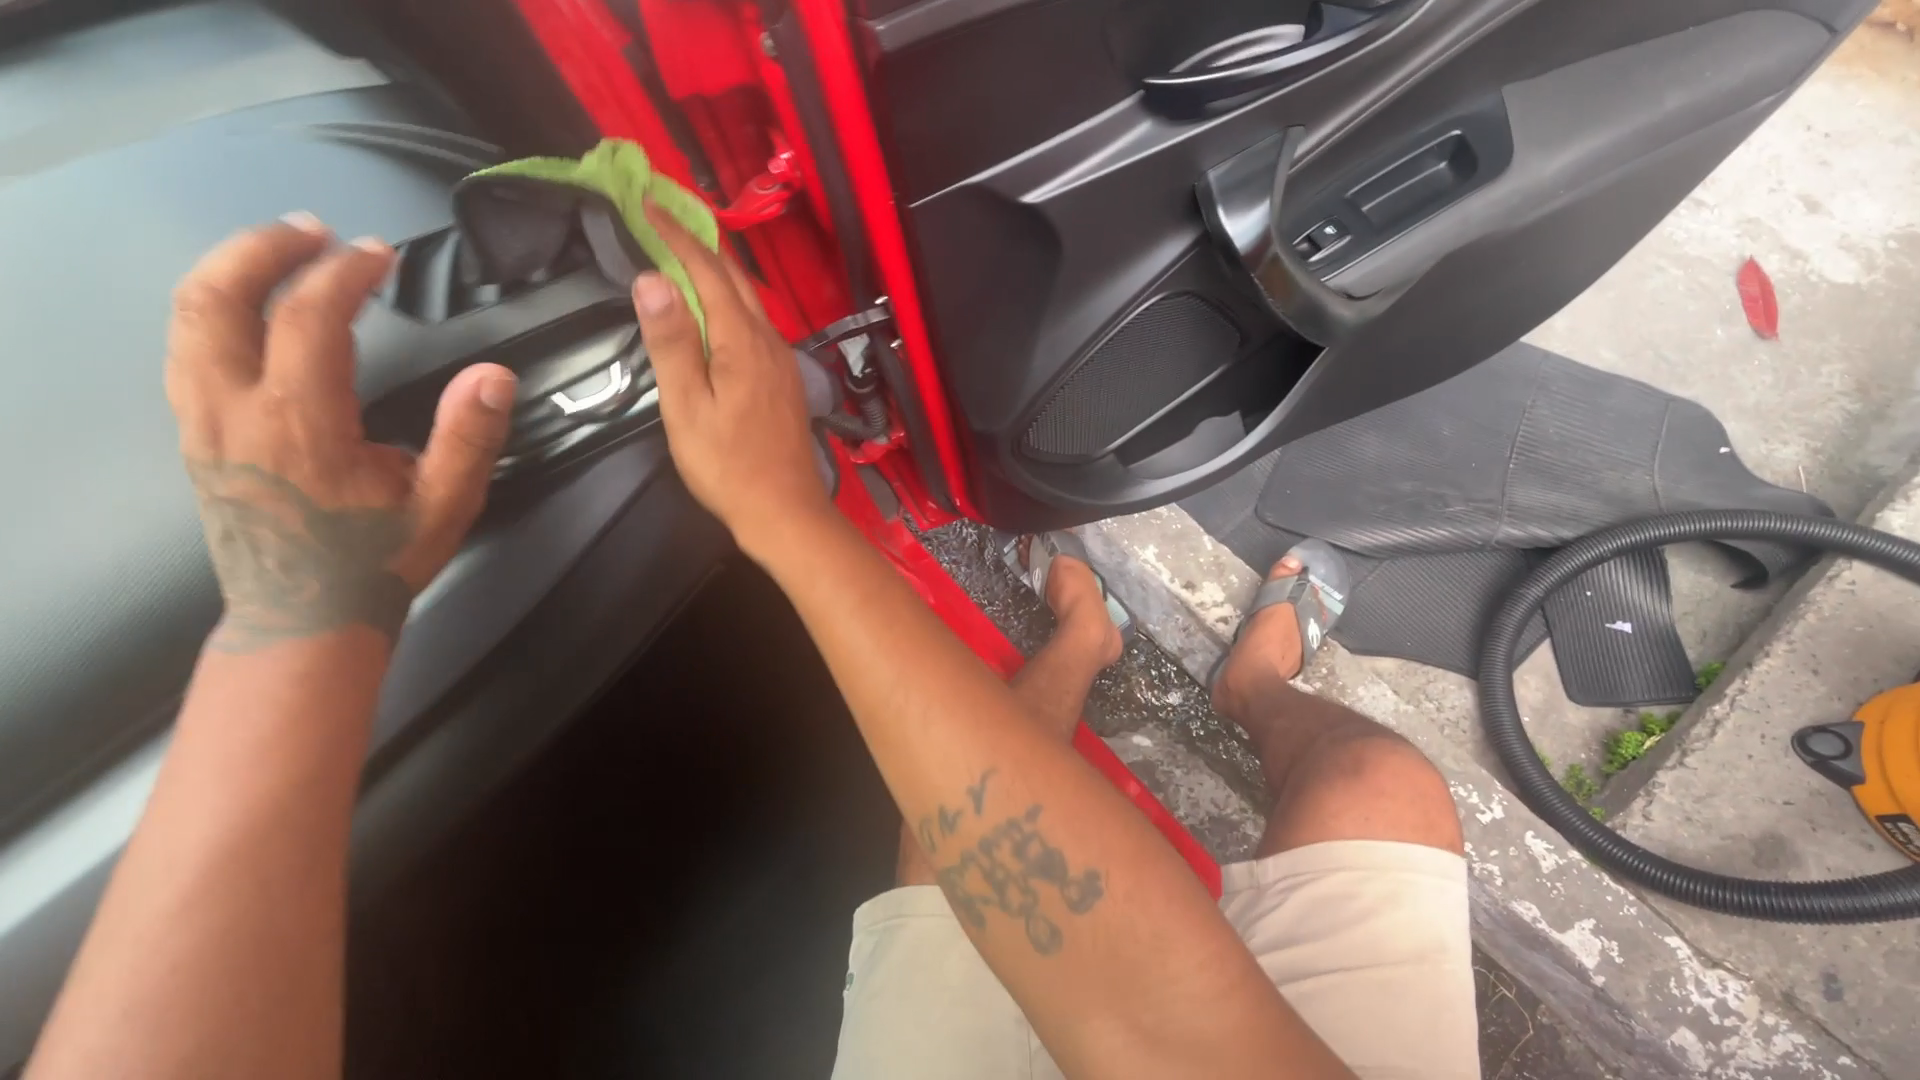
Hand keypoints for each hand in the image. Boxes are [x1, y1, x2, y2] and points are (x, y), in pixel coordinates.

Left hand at [165, 214, 517, 651]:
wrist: (303, 616)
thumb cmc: (378, 559)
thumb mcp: (446, 503)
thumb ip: (469, 436)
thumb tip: (494, 373)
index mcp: (301, 424)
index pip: (309, 319)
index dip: (346, 274)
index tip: (380, 255)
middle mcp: (234, 410)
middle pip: (217, 297)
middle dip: (264, 250)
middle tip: (315, 231)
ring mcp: (201, 420)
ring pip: (188, 318)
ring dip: (232, 271)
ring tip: (281, 254)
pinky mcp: (194, 434)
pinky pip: (187, 348)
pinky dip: (218, 309)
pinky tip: (255, 312)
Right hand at [632, 204, 832, 554]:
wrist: (785, 510)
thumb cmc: (728, 466)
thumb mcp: (687, 407)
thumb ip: (672, 343)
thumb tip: (652, 278)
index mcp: (741, 342)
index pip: (707, 272)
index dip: (677, 236)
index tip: (647, 204)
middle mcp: (769, 342)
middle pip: (735, 279)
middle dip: (700, 244)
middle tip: (666, 219)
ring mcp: (782, 361)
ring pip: (750, 301)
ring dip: (719, 272)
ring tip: (686, 255)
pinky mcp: (785, 380)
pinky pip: (757, 325)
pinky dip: (733, 303)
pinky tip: (720, 313)